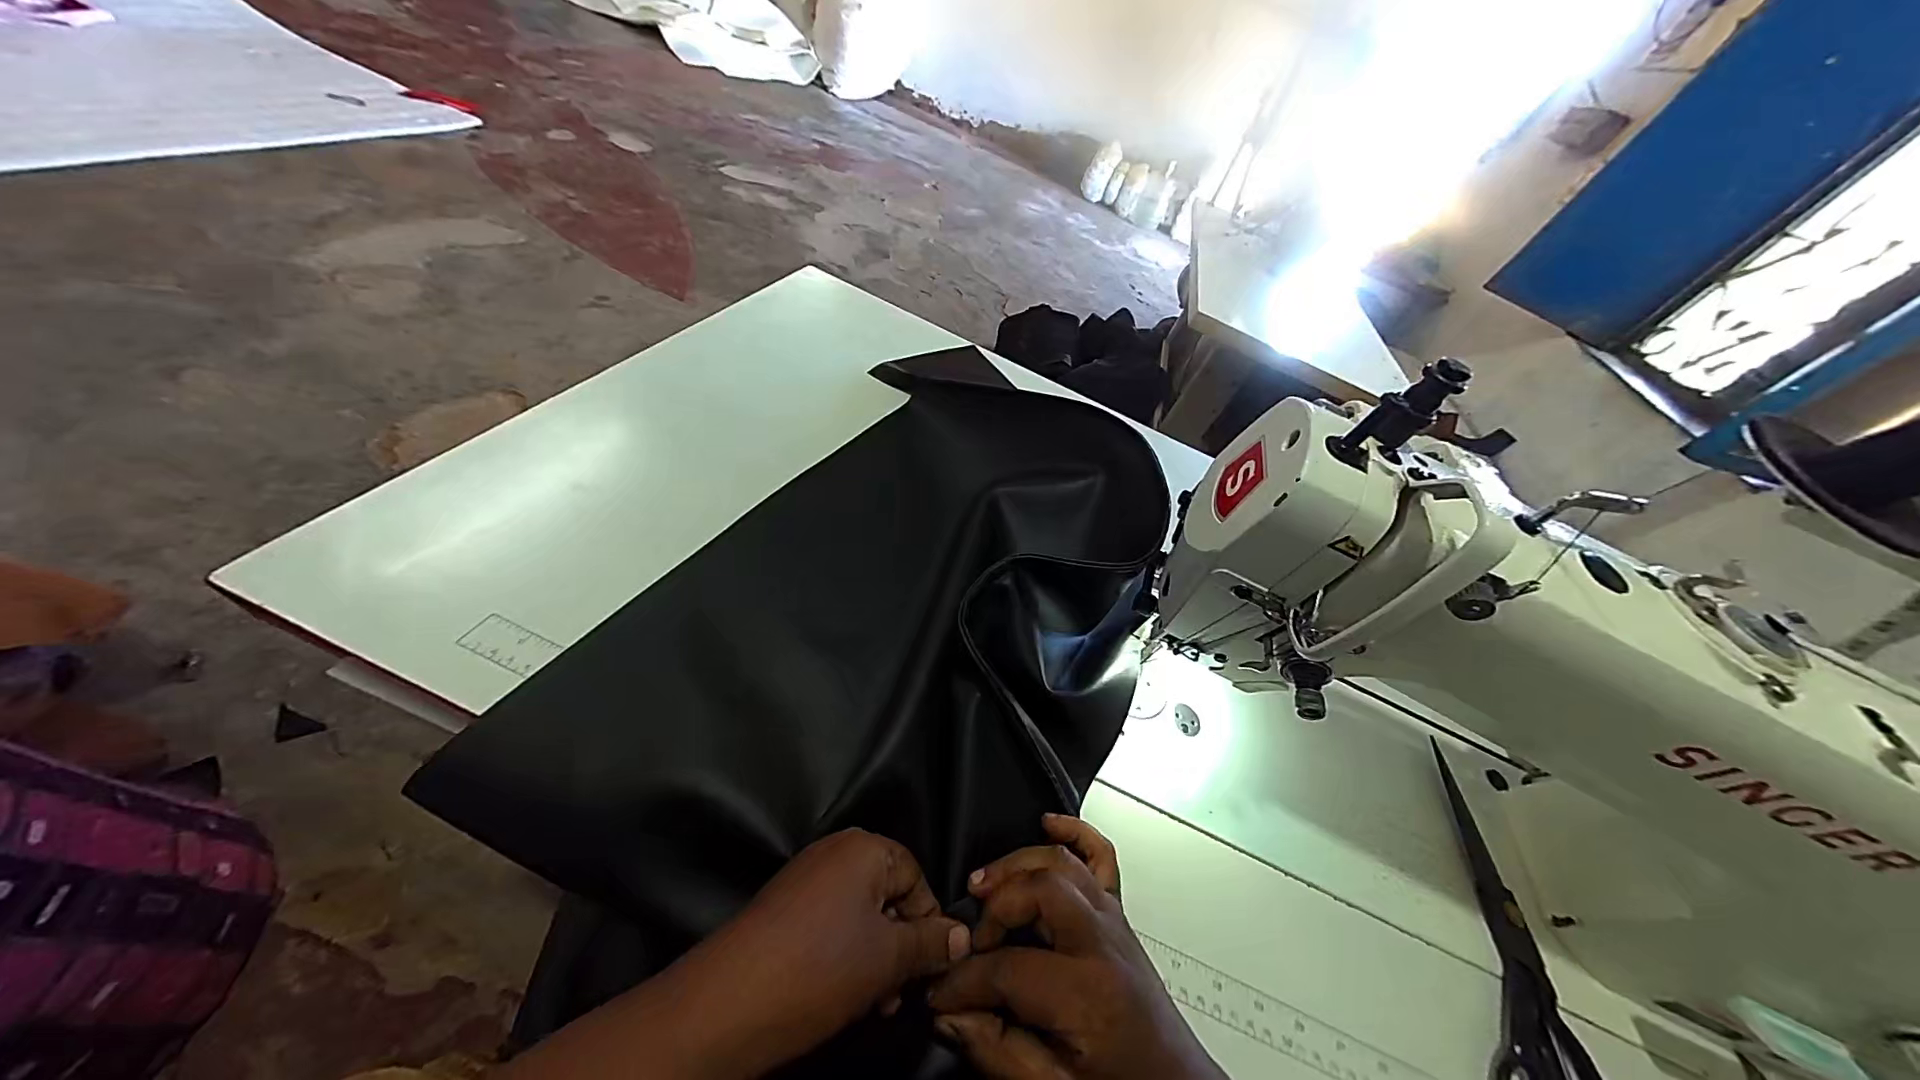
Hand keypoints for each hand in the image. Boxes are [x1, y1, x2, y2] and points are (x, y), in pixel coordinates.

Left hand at [668, 828, 971, 1075]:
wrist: (725, 1006)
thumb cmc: (817, 970)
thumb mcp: (889, 959)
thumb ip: (931, 943)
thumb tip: (961, 935)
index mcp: (864, 848)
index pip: (918, 877)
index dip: (929, 924)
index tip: (931, 967)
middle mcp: (834, 852)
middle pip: (889, 895)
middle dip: (901, 946)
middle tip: (899, 992)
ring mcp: (805, 879)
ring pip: (861, 916)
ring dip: (876, 958)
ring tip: (871, 1002)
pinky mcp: (783, 908)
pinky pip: (831, 925)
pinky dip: (845, 956)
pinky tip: (842, 995)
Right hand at [929, 815, 1224, 1079]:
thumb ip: (997, 1052)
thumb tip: (952, 1014)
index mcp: (1090, 995)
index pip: (1008, 966)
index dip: (961, 981)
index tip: (942, 993)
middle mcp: (1105, 946)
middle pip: (1038, 892)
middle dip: (993, 909)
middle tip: (970, 940)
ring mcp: (1115, 923)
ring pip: (1063, 863)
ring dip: (1018, 867)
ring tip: (985, 885)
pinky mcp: (1118, 915)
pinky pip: (1102, 856)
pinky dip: (1075, 832)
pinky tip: (1049, 824)